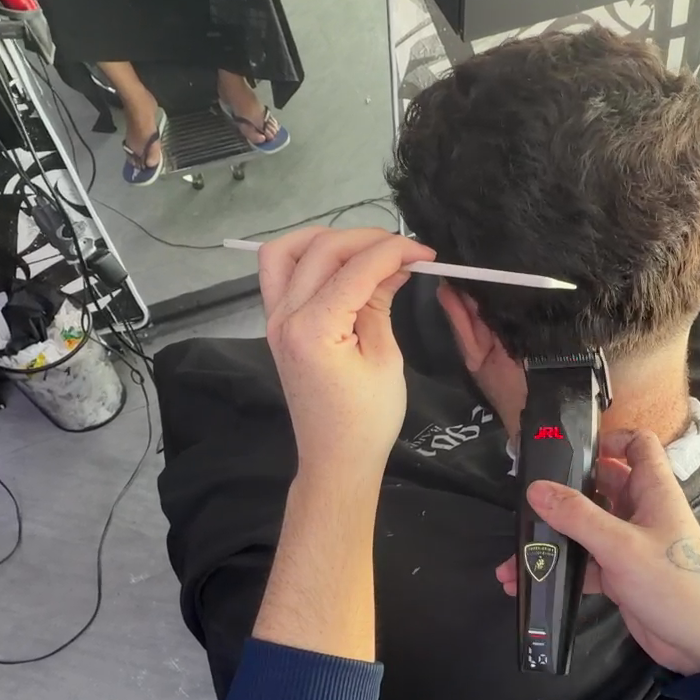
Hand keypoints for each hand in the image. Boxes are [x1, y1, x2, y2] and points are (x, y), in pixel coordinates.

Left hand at [258, 226, 435, 481]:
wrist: (336, 459)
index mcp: (314, 328)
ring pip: (287, 252)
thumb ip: (380, 303)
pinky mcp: (277, 326)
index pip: (355, 268)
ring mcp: (275, 320)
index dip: (393, 251)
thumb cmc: (368, 420)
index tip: (425, 252)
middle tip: (404, 250)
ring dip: (326, 239)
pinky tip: (339, 265)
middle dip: (366, 240)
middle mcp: (285, 317)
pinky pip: (280, 274)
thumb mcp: (385, 358)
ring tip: (364, 249)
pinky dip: (308, 258)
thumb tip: (394, 266)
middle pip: (321, 250)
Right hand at [497, 430, 699, 674]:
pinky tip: (525, 582)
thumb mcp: (621, 547)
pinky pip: (584, 562)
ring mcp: (629, 543)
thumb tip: (535, 489)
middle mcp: (641, 511)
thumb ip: (577, 517)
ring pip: (586, 527)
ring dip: (554, 537)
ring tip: (516, 550)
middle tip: (525, 499)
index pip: (637, 445)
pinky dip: (558, 569)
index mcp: (653, 491)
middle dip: (564, 491)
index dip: (610, 439)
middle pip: (600, 485)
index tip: (572, 448)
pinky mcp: (619, 573)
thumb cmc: (673, 583)